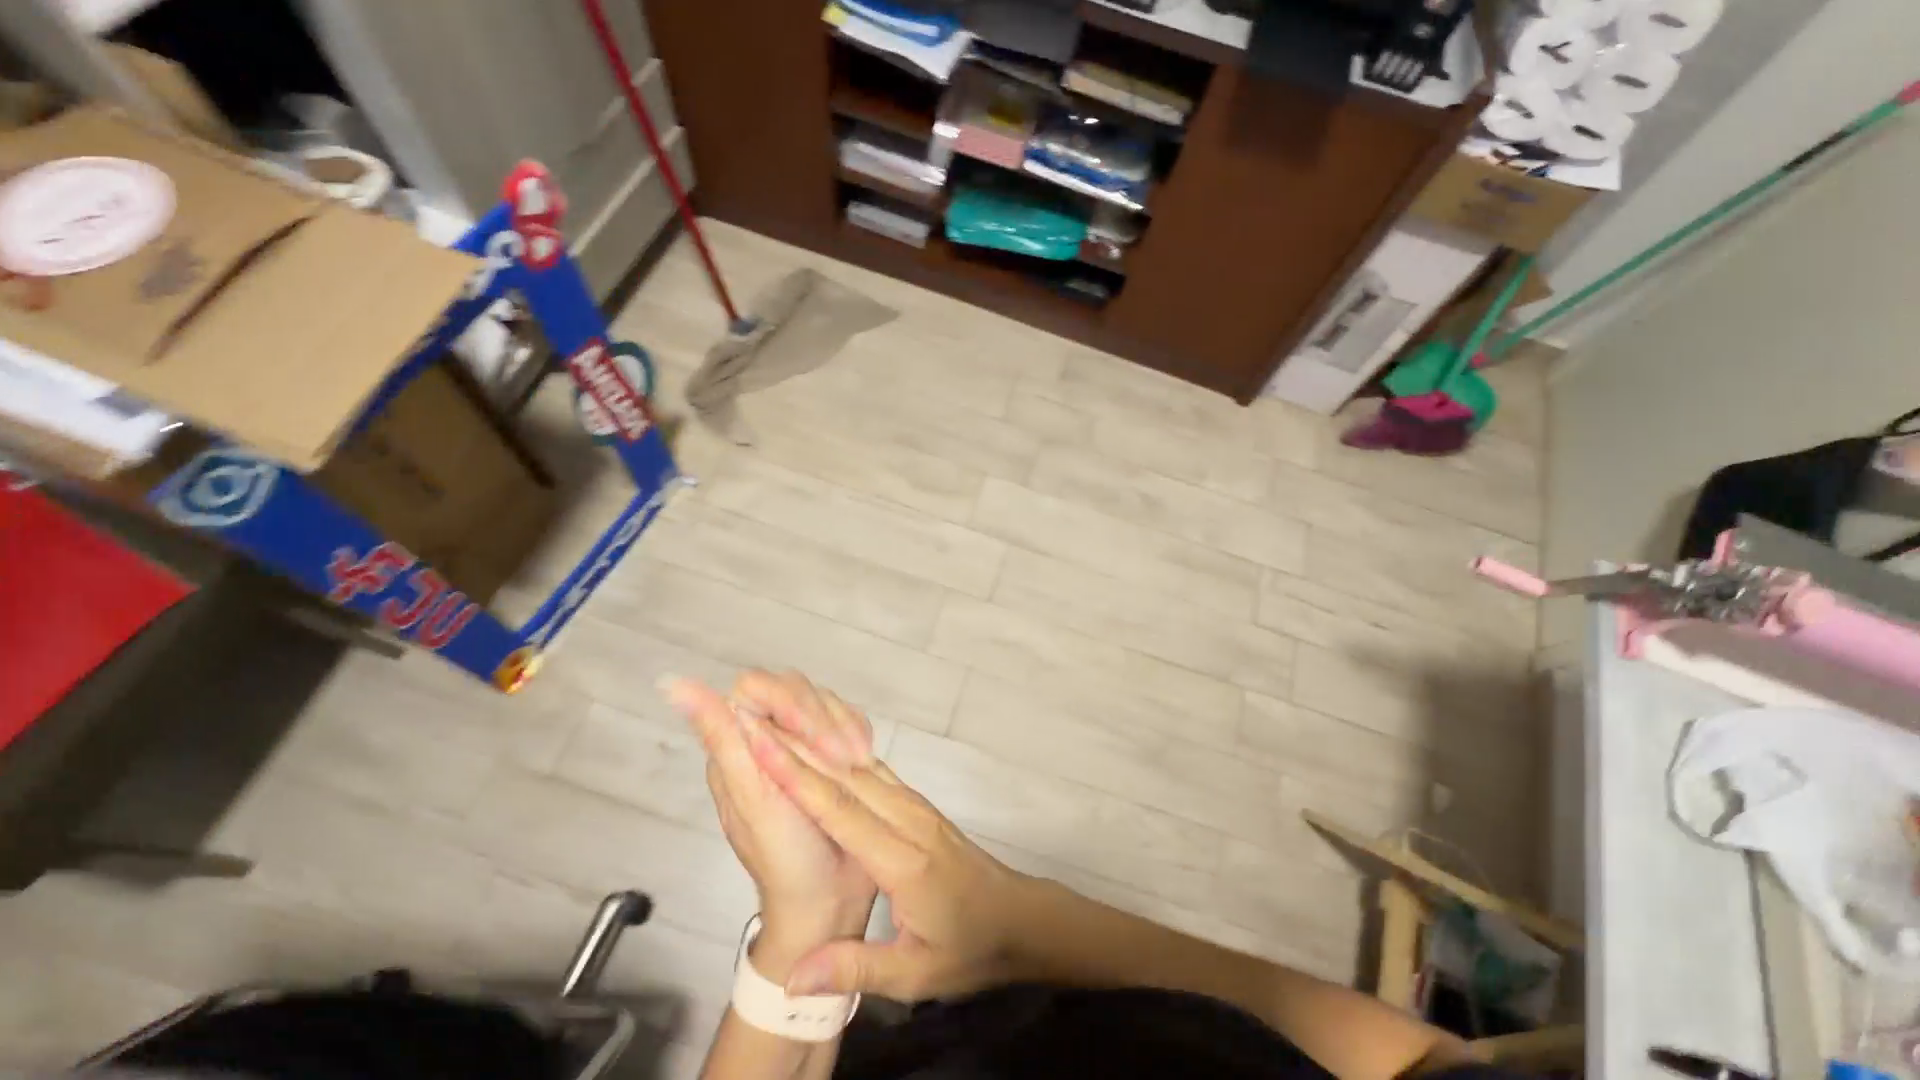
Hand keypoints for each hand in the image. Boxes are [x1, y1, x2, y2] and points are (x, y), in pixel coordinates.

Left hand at [666, 671, 878, 978]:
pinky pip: (847, 723)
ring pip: (824, 703)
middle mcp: (766, 739)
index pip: (756, 688)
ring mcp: (801, 746)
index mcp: (738, 747)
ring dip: (845, 729)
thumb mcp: (752, 799)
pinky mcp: (833, 755)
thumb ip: (720, 738)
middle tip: (845, 758)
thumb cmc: (785, 857)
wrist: (829, 902)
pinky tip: (863, 761)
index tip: (814, 737)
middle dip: (823, 719)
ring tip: (857, 764)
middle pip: (794, 689)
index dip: (787, 701)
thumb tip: (673, 684)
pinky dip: (859, 736)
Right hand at [742, 720, 1040, 1001]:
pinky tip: (815, 743)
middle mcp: (908, 822)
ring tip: (770, 719)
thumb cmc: (970, 948)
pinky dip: (839, 755)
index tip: (758, 742)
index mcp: (904, 861)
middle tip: (748, 714)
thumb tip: (792, 979)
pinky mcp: (918, 807)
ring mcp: (916, 809)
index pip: (840, 811)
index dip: (796, 776)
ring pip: (858, 769)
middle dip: (794, 744)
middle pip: (843, 777)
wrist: (1022, 919)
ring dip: (814, 743)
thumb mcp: (918, 975)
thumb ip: (857, 969)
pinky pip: (873, 774)